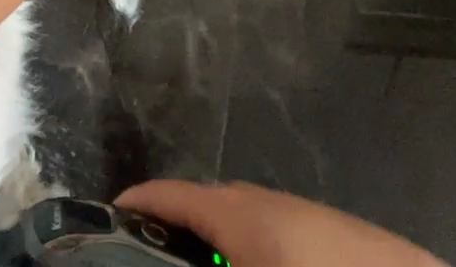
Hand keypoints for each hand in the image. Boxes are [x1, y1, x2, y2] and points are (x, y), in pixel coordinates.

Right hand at [117, 181, 446, 266]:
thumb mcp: (247, 265)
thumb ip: (214, 259)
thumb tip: (184, 256)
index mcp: (240, 216)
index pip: (168, 195)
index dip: (134, 205)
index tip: (109, 221)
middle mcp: (270, 203)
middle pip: (207, 202)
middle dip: (179, 229)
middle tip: (159, 257)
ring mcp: (312, 215)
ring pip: (249, 218)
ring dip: (223, 240)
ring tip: (213, 265)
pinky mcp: (347, 235)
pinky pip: (284, 233)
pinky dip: (262, 249)